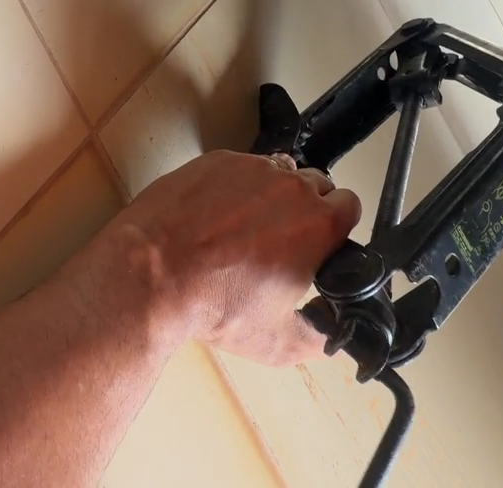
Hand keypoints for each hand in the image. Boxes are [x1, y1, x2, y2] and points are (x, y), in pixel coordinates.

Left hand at [75, 150, 361, 365]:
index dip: (339, 224)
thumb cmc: (214, 304)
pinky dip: (235, 184)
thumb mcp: (278, 342)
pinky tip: (216, 212)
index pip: (350, 205)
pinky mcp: (212, 159)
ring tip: (249, 224)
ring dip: (273, 191)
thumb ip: (317, 338)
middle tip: (285, 237)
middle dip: (308, 206)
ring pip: (277, 170)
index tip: (325, 240)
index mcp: (316, 223)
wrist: (152, 272)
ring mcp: (248, 167)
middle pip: (315, 184)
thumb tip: (327, 335)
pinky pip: (238, 166)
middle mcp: (287, 185)